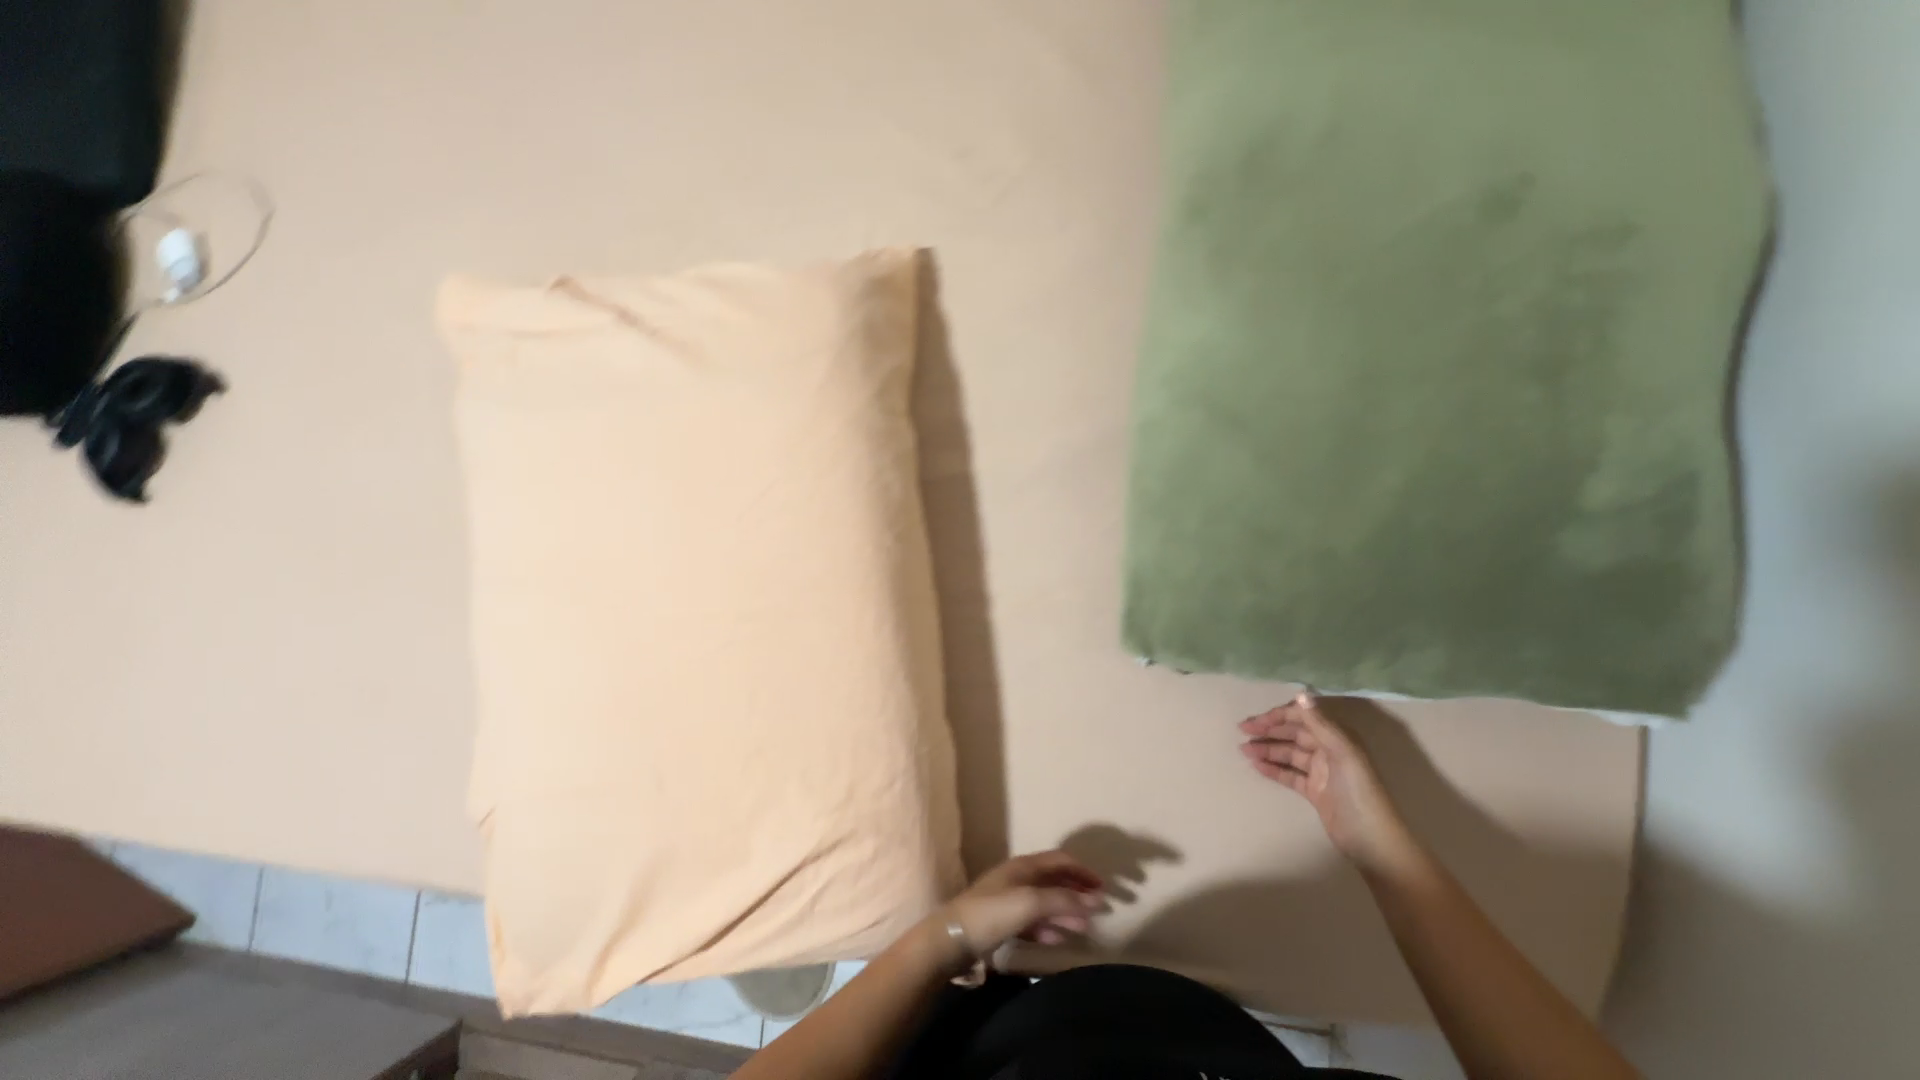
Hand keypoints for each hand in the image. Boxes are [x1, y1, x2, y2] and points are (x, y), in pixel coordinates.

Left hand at [941, 850, 1105, 959]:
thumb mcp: (1031, 903)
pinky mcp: (1001, 922)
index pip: (1061, 860)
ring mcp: (1008, 900)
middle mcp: (1017, 878)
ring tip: (1083, 928)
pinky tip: (1058, 940)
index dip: (1085, 872)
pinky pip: (1032, 921)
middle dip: (1078, 893)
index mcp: (1024, 866)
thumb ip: (1063, 900)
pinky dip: (1048, 928)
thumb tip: (1097, 900)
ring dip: (1065, 913)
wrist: (951, 940)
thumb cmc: (992, 913)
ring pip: (1045, 903)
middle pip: (1055, 881)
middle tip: (1099, 910)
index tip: (1105, 889)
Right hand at [1239, 694, 1418, 874]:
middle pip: (1294, 734)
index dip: (1280, 716)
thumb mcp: (1343, 755)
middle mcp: (1329, 750)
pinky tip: (1256, 766)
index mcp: (1338, 738)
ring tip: (1243, 749)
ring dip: (1267, 749)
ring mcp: (1321, 771)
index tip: (1256, 720)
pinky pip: (1290, 774)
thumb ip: (1321, 724)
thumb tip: (1300, 693)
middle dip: (1268, 730)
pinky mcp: (1315, 791)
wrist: (1371, 841)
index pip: (1304, 718)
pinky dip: (1273, 768)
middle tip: (1241, 731)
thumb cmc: (1359, 794)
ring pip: (1289, 753)